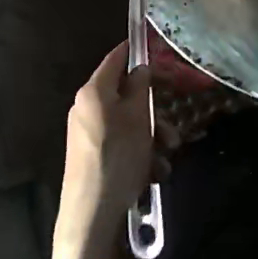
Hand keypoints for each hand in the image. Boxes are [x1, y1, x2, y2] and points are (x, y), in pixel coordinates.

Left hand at [60, 43, 151, 235]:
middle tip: (170, 134)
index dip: (135, 51)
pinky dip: (140, 156)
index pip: (115, 59)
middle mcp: (87, 106)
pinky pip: (121, 145)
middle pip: (127, 98)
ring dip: (152, 141)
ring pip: (129, 125)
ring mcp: (88, 132)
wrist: (91, 210)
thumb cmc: (117, 156)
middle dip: (153, 116)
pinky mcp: (92, 155)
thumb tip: (139, 68)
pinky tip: (152, 175)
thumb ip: (140, 88)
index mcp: (93, 91)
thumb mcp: (137, 119)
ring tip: (163, 162)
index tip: (154, 48)